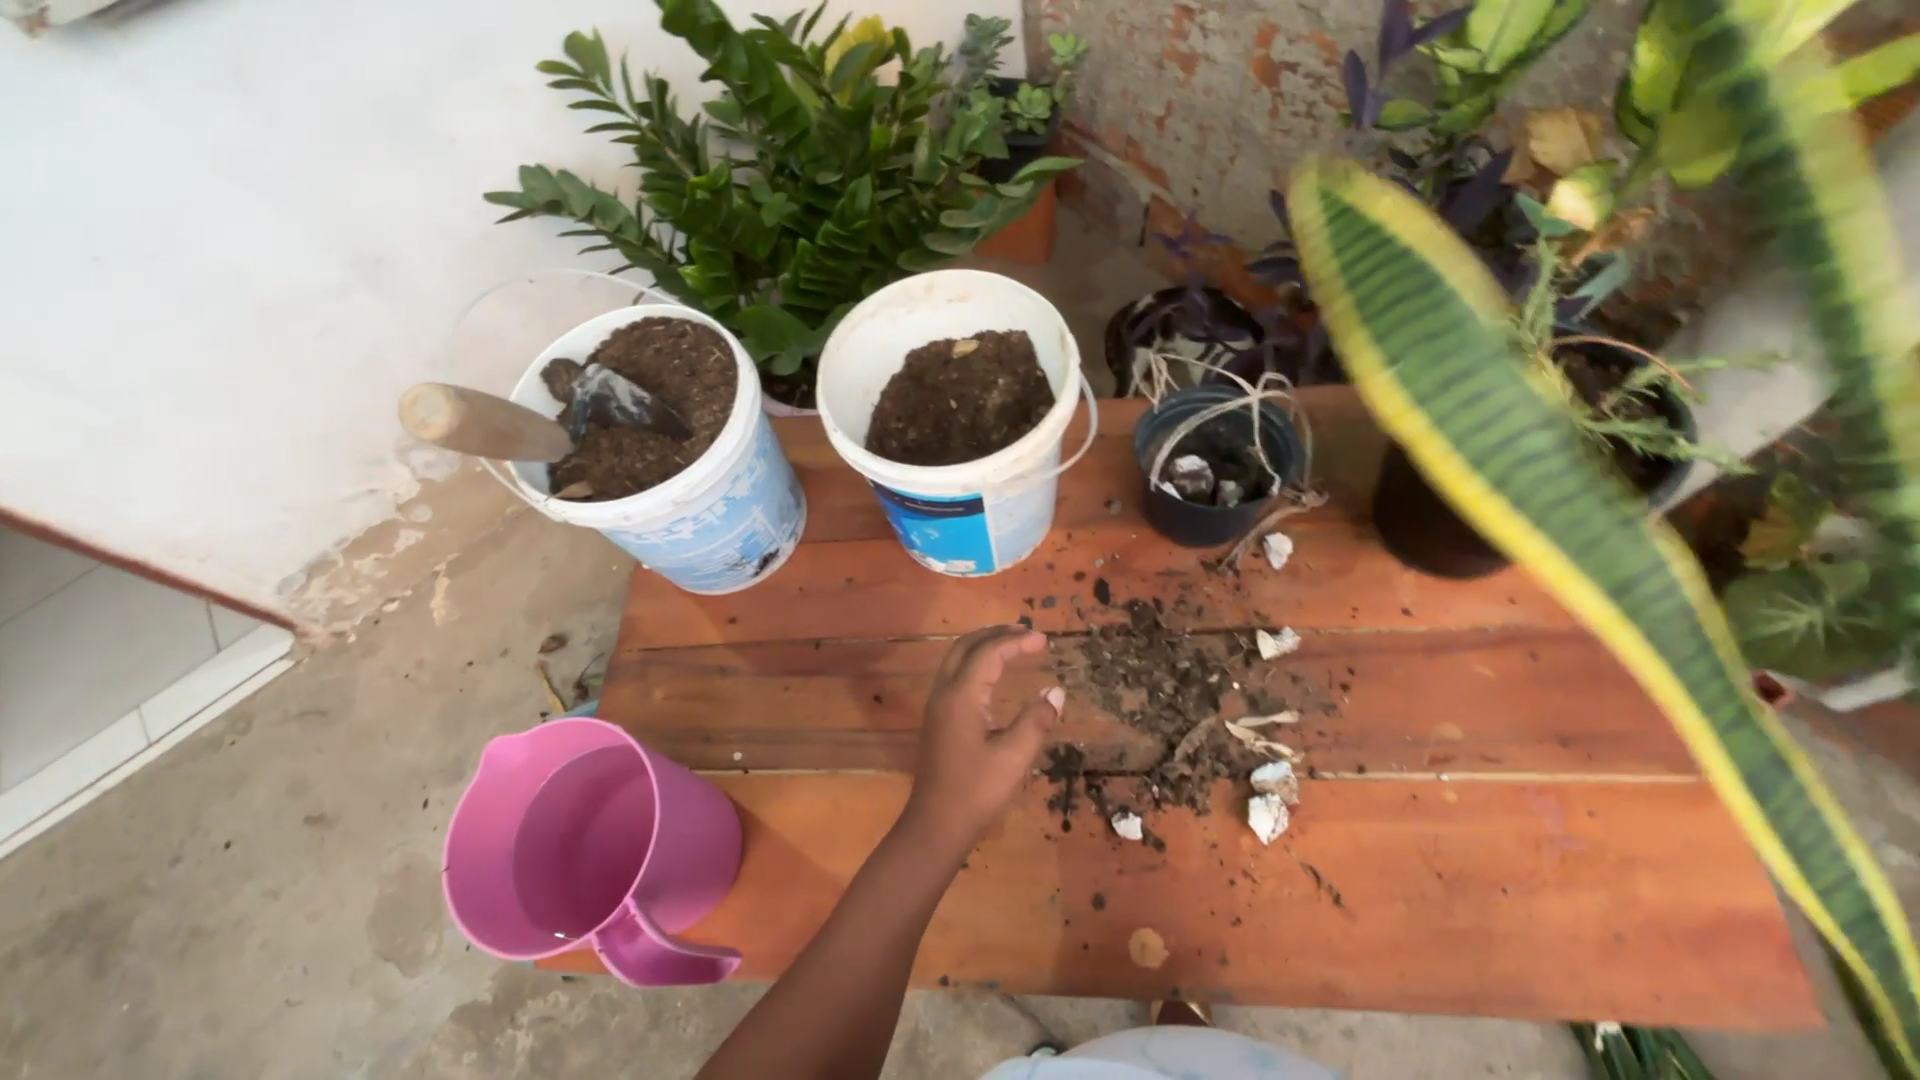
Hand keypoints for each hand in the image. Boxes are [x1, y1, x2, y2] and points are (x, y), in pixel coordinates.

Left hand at [899, 626, 1062, 853]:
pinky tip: (992, 677)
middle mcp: (944, 693)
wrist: (936, 824)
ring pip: (956, 659)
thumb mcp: (1015, 756)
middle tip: (1026, 633)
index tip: (1044, 641)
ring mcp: (936, 706)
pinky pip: (954, 675)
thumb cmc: (977, 790)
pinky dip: (975, 663)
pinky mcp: (937, 720)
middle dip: (995, 633)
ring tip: (1012, 646)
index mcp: (961, 695)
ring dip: (983, 646)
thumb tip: (1055, 692)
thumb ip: (1036, 720)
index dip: (1017, 641)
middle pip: (965, 646)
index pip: (989, 653)